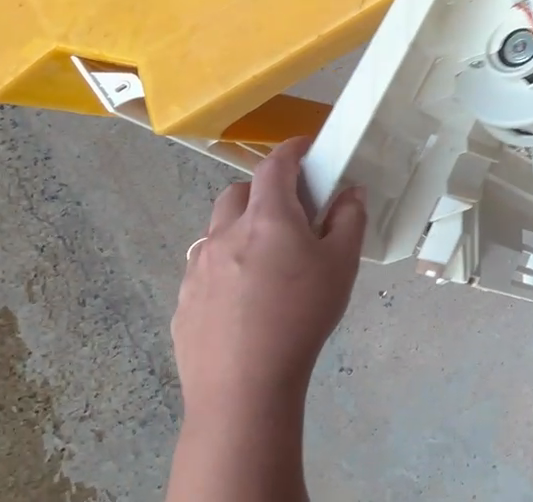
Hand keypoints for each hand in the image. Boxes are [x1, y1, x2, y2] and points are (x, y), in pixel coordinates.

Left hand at [172, 134, 366, 419]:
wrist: (244, 385)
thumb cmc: (303, 315)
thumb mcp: (343, 264)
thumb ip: (348, 220)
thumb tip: (348, 193)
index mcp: (268, 219)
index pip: (275, 166)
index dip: (292, 149)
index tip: (308, 146)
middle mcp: (225, 234)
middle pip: (239, 193)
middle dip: (265, 189)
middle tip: (294, 207)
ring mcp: (197, 269)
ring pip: (219, 230)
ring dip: (244, 226)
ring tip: (271, 254)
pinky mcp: (184, 301)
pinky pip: (206, 266)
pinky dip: (228, 262)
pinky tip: (249, 294)